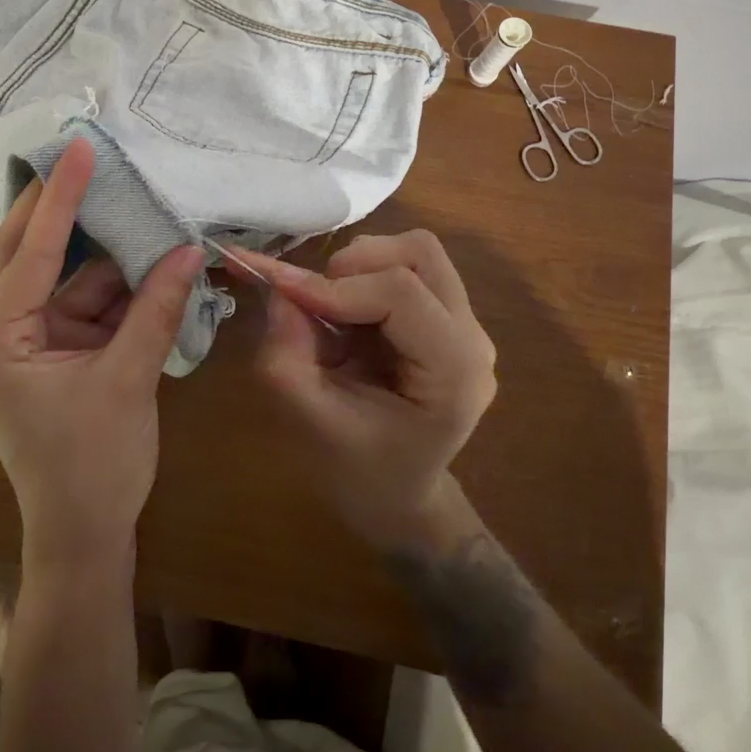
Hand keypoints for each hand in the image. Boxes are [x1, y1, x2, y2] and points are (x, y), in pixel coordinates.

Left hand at [0, 138, 205, 563]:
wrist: (83, 537)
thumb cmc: (93, 465)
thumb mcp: (128, 381)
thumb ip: (157, 311)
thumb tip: (188, 251)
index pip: (29, 250)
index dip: (60, 197)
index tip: (80, 147)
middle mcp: (1, 332)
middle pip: (30, 254)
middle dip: (63, 210)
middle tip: (90, 156)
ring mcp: (28, 344)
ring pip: (66, 280)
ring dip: (104, 254)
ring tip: (139, 205)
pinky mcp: (53, 356)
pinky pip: (83, 308)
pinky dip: (115, 290)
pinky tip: (149, 263)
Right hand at [238, 230, 496, 547]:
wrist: (397, 498)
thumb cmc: (357, 473)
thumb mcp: (310, 423)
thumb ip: (287, 358)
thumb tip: (277, 291)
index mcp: (454, 373)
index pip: (400, 292)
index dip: (332, 286)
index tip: (280, 294)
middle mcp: (473, 340)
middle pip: (418, 255)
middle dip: (352, 268)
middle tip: (313, 306)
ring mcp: (467, 326)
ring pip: (414, 253)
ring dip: (359, 269)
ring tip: (330, 314)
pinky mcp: (447, 319)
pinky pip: (405, 269)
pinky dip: (364, 278)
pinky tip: (345, 319)